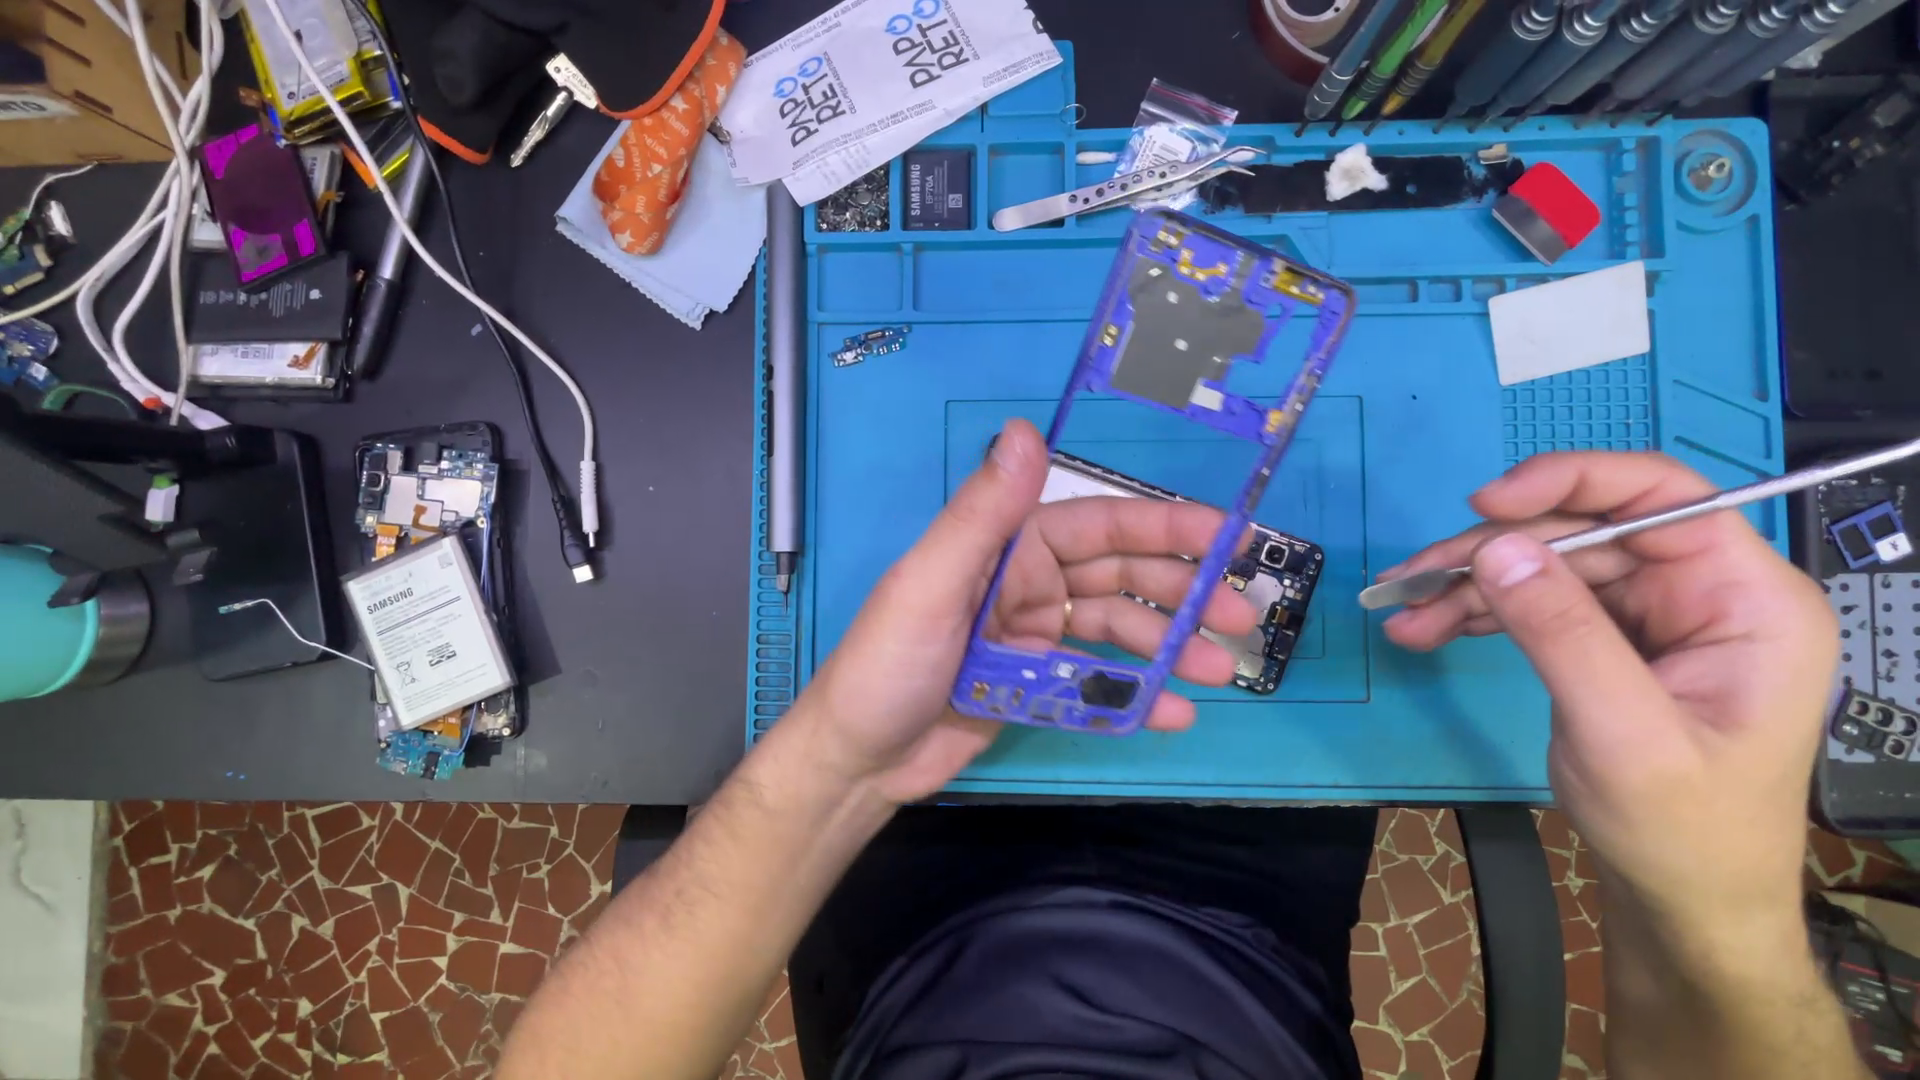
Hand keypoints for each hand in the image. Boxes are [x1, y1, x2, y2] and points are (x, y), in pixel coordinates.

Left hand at [784, 418, 1256, 804]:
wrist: (857, 760)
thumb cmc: (887, 665)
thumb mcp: (931, 584)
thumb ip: (983, 514)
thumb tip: (1026, 429)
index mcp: (1005, 548)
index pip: (1097, 525)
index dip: (1163, 529)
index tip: (1226, 538)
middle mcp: (1025, 584)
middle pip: (1119, 578)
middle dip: (1182, 592)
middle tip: (1240, 618)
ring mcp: (1032, 638)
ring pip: (1116, 630)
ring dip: (1170, 646)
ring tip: (1220, 670)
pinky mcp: (1034, 687)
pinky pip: (1096, 682)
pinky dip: (1136, 695)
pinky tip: (1175, 712)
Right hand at [1379, 452, 1836, 935]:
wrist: (1680, 895)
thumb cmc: (1679, 826)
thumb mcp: (1619, 731)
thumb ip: (1562, 634)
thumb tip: (1495, 549)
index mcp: (1746, 601)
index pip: (1664, 499)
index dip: (1572, 482)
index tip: (1486, 504)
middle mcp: (1700, 593)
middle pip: (1581, 534)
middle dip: (1489, 555)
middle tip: (1409, 585)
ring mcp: (1652, 615)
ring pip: (1544, 565)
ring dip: (1467, 586)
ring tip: (1402, 615)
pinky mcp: (1607, 638)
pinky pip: (1532, 601)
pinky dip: (1474, 611)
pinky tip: (1426, 629)